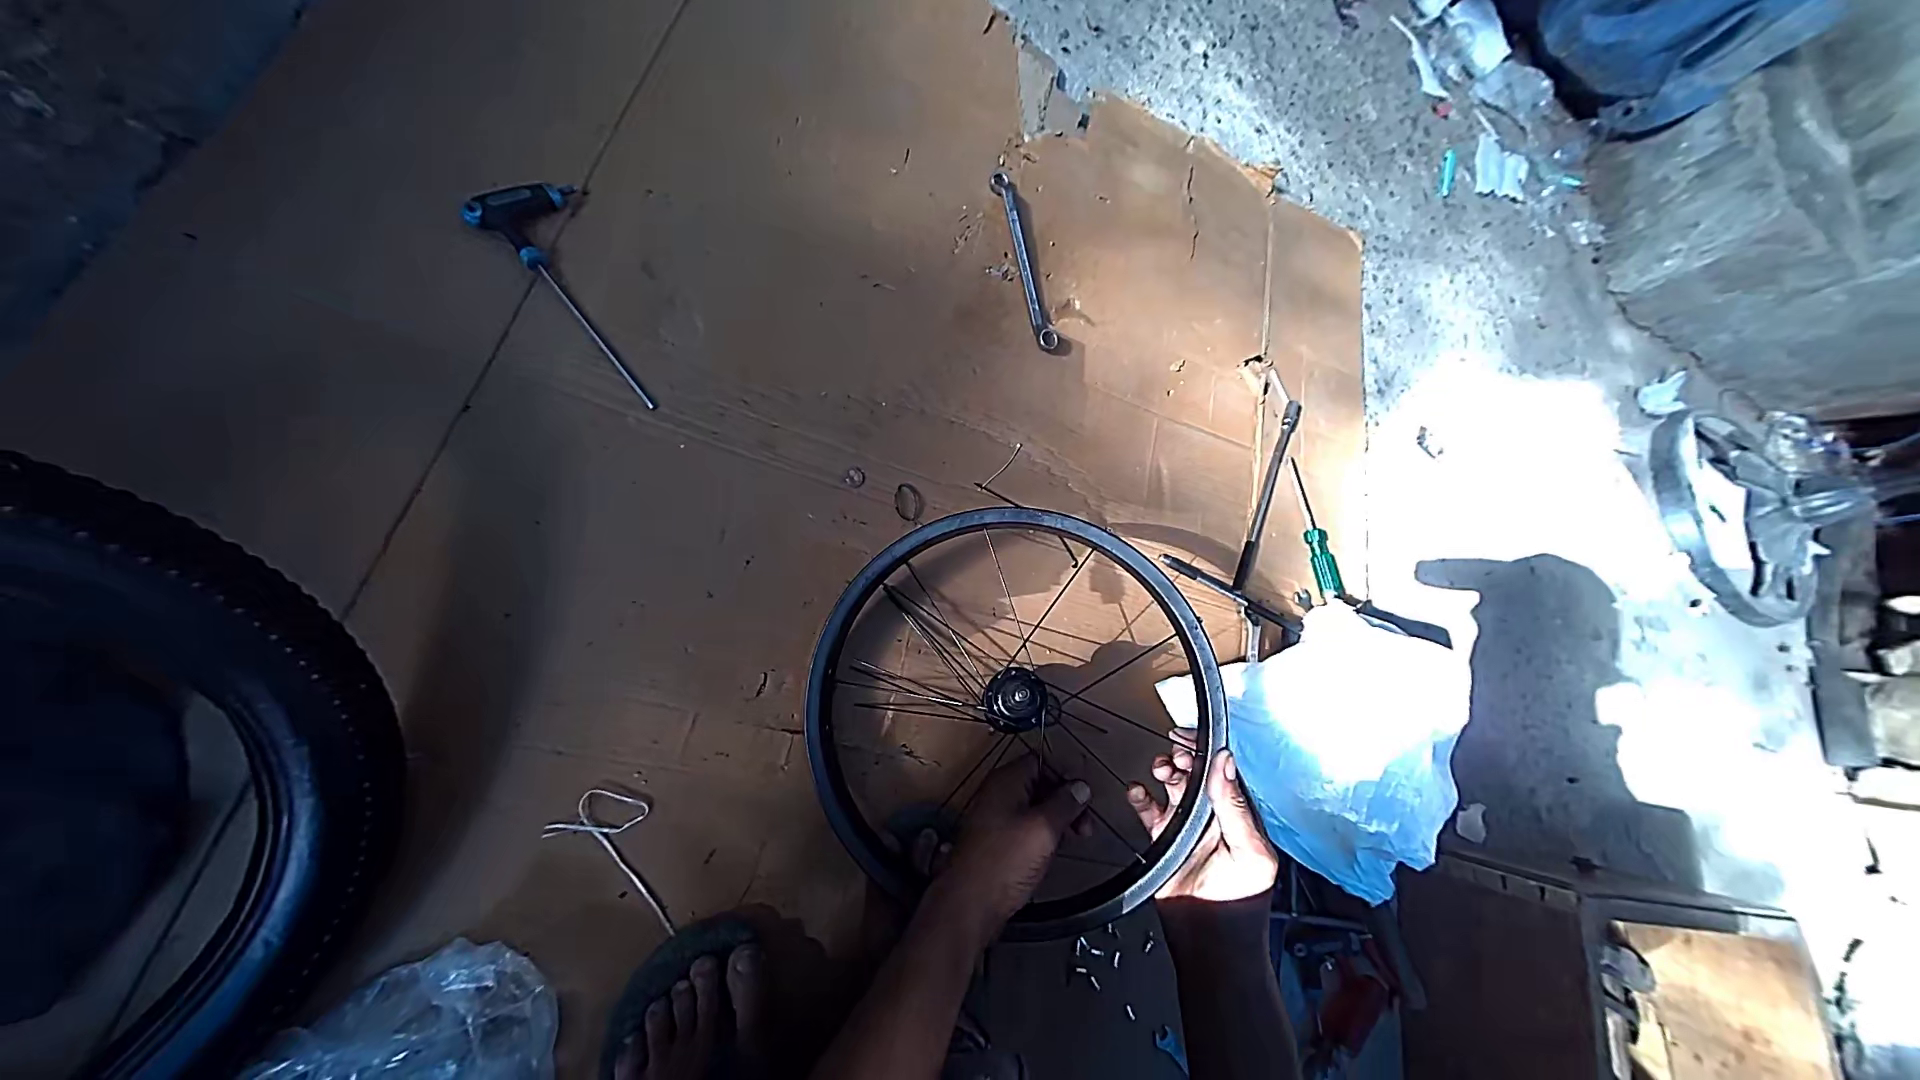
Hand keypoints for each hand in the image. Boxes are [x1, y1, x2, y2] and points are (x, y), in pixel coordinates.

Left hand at [928, 755, 1091, 942]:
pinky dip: (1041, 833)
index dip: (1064, 778)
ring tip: (1071, 840)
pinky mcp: (995, 840)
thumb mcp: (1043, 829)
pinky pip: (1024, 826)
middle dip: (1064, 802)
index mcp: (1006, 781)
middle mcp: (997, 793)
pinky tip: (1051, 850)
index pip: (1040, 763)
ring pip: (1032, 807)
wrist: (971, 902)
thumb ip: (1064, 804)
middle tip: (1083, 826)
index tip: (1082, 800)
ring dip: (1055, 820)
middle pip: (1038, 784)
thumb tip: (1080, 787)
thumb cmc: (1004, 861)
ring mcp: (994, 816)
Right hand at [1128, 748, 1277, 902]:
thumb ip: (1236, 807)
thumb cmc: (1241, 904)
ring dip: (1163, 771)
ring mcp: (1187, 825)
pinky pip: (1148, 808)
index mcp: (1238, 815)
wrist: (1210, 945)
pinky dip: (1140, 796)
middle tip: (1175, 757)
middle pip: (1195, 773)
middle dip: (1183, 757)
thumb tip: (1225, 762)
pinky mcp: (1163, 837)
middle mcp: (1213, 816)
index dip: (1207, 750)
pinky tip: (1139, 793)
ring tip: (1159, 771)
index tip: (1189, 736)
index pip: (1224, 771)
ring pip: (1171, 784)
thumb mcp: (1250, 853)